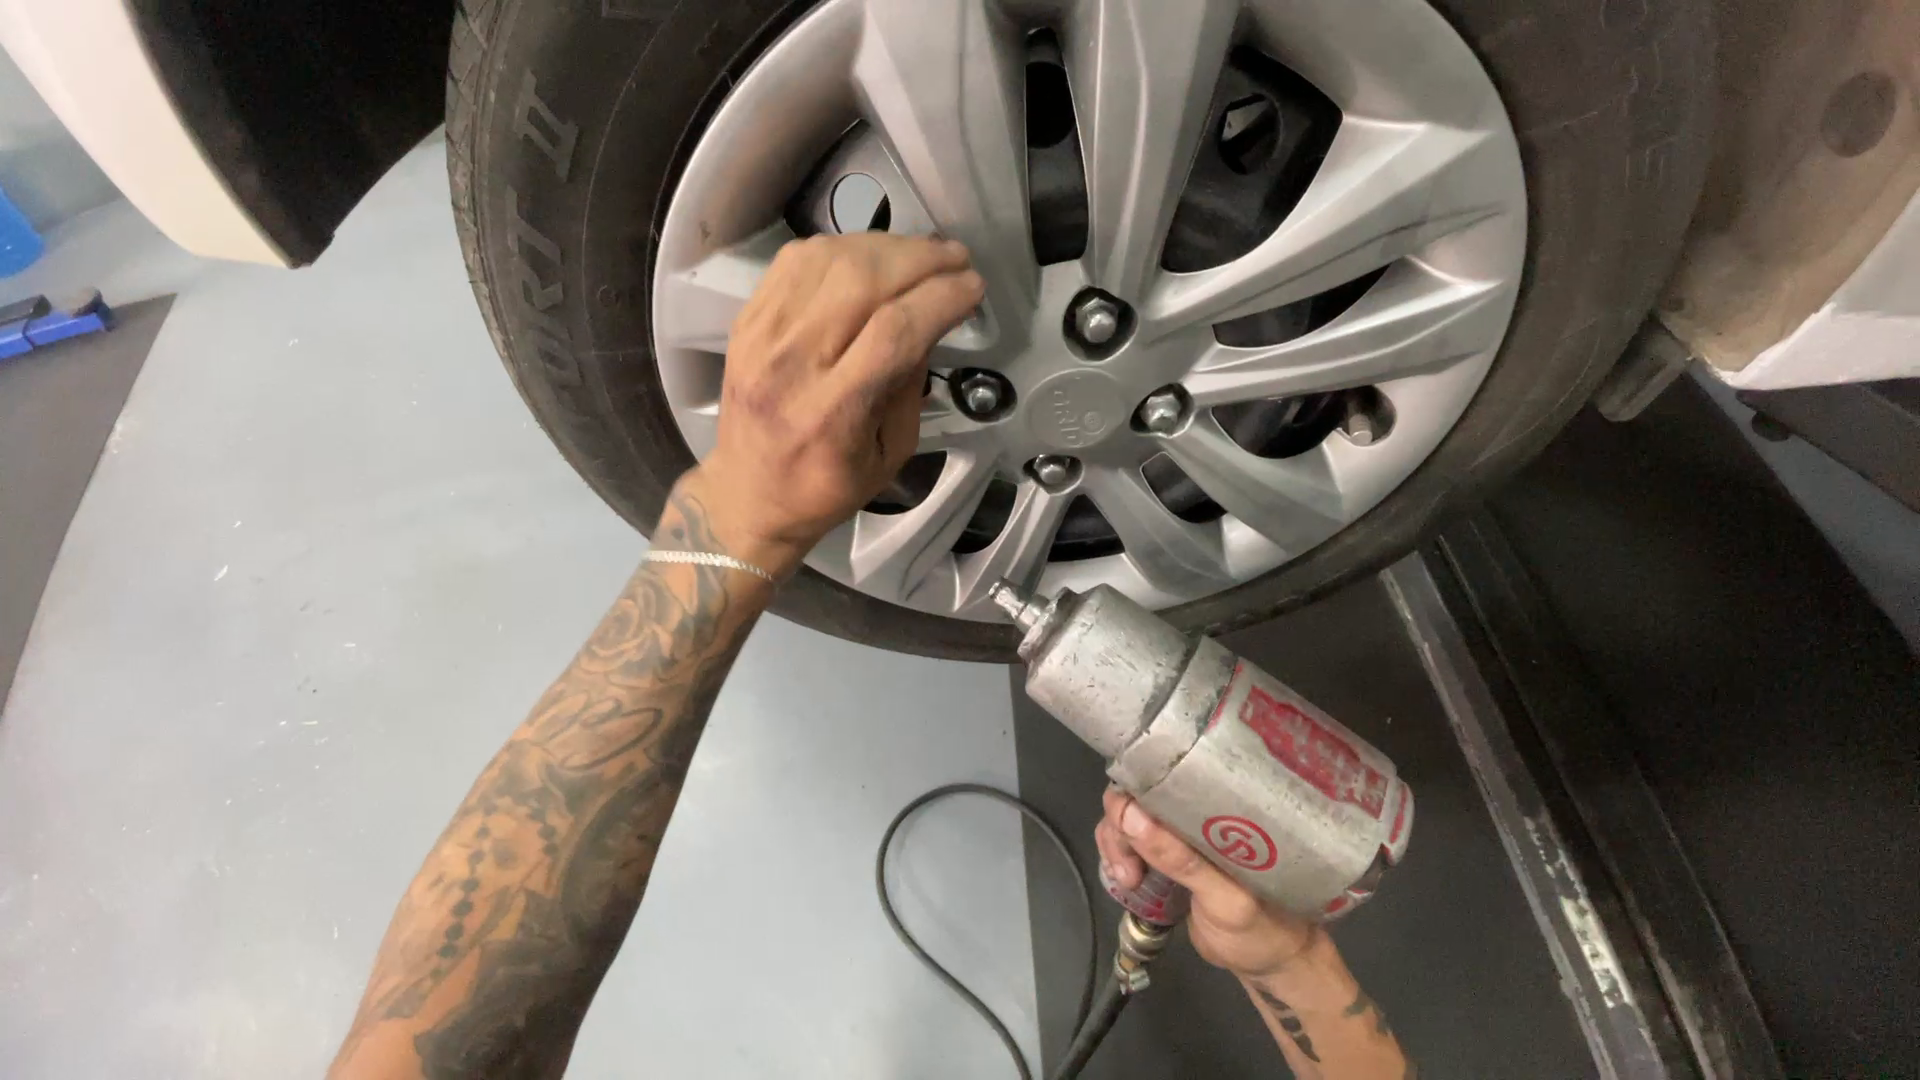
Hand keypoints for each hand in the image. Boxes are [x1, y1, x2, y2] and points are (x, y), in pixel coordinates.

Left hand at [682, 233, 985, 576]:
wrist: (748, 493)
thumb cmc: (826, 485)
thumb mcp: (890, 454)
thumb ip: (910, 387)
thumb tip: (929, 322)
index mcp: (832, 412)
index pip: (895, 331)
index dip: (942, 298)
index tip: (974, 289)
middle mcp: (792, 364)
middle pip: (862, 281)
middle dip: (922, 259)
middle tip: (957, 259)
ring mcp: (762, 335)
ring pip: (831, 260)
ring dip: (887, 246)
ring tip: (922, 254)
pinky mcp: (747, 319)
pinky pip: (797, 260)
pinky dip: (843, 247)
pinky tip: (872, 257)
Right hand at [1095, 789, 1321, 979]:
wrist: (1269, 962)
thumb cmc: (1260, 928)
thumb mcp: (1225, 898)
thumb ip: (1181, 859)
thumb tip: (1132, 815)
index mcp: (1215, 806)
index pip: (1161, 776)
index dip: (1133, 796)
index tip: (1128, 834)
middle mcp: (1192, 809)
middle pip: (1134, 795)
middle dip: (1118, 829)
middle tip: (1129, 873)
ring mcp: (1175, 831)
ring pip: (1124, 817)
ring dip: (1115, 846)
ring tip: (1129, 882)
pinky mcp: (1163, 852)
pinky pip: (1126, 839)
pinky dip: (1116, 856)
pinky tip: (1125, 880)